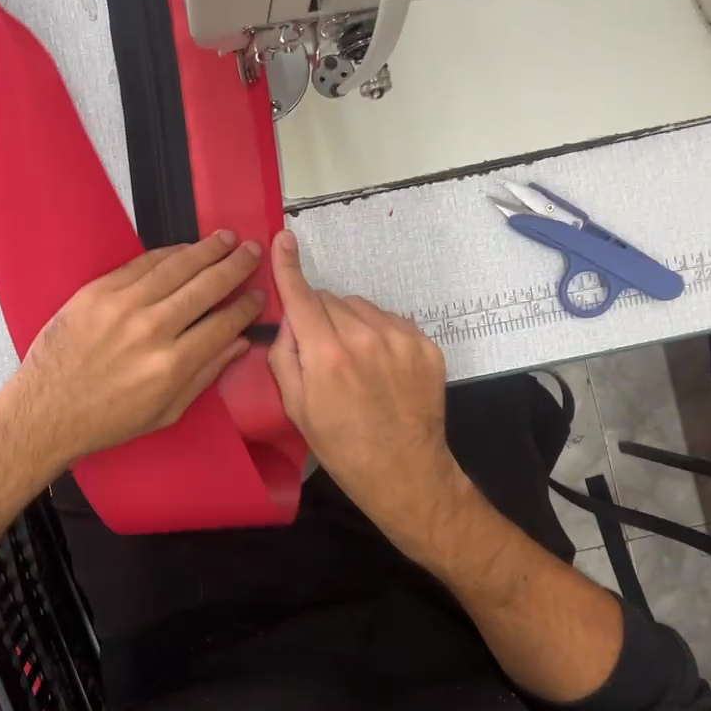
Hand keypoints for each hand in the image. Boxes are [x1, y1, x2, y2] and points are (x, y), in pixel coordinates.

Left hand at [0, 231, 265, 471]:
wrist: (45, 412)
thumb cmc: (107, 420)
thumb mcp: (166, 412)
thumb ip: (205, 375)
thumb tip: (240, 344)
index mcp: (172, 365)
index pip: (223, 324)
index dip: (246, 306)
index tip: (259, 294)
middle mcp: (151, 330)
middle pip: (205, 287)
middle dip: (234, 266)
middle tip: (252, 251)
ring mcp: (121, 306)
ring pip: (175, 267)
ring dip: (205, 250)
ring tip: (225, 239)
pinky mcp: (96, 292)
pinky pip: (140, 264)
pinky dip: (166, 254)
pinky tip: (183, 249)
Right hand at [266, 230, 462, 537]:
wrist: (405, 472)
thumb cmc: (340, 445)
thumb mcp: (295, 407)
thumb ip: (284, 355)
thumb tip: (289, 319)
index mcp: (326, 354)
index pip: (301, 296)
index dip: (289, 267)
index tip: (284, 239)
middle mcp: (364, 337)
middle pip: (329, 300)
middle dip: (319, 316)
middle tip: (322, 353)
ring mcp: (400, 339)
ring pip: (360, 307)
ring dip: (350, 323)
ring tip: (355, 363)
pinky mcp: (426, 345)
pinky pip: (390, 321)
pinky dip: (378, 334)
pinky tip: (380, 367)